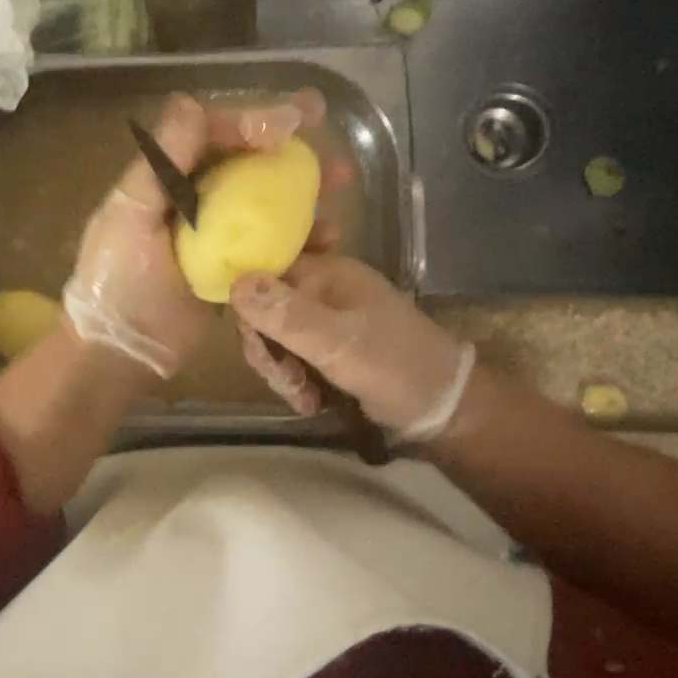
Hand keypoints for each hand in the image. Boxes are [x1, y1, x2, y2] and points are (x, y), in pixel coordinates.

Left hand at [62, 90, 331, 377]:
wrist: (120, 350)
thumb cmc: (116, 280)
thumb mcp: (129, 216)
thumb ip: (161, 163)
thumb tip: (190, 102)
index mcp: (164, 180)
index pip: (209, 136)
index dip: (248, 121)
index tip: (290, 121)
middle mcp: (193, 200)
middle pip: (245, 162)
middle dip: (286, 143)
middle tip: (325, 123)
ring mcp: (216, 236)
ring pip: (266, 201)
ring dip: (304, 187)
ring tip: (342, 182)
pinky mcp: (234, 270)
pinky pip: (274, 245)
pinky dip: (302, 239)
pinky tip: (330, 238)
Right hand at [229, 253, 473, 441]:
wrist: (443, 408)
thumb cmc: (393, 365)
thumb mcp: (335, 342)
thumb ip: (285, 314)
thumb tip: (235, 283)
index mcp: (327, 273)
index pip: (264, 269)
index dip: (248, 300)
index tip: (253, 336)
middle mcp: (322, 289)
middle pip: (262, 309)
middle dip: (265, 349)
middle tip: (283, 378)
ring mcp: (325, 319)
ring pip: (272, 337)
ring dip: (280, 371)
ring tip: (302, 396)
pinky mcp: (327, 347)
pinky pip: (290, 357)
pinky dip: (293, 381)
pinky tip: (309, 402)